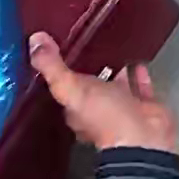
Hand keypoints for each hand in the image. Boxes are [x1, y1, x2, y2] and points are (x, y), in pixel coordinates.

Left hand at [28, 31, 177, 152]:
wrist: (145, 137)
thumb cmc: (105, 117)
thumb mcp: (71, 88)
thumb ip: (53, 66)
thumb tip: (34, 40)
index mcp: (77, 107)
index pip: (65, 86)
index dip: (61, 69)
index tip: (58, 48)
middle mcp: (98, 109)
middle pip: (91, 84)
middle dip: (90, 67)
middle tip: (87, 43)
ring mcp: (122, 107)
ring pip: (116, 84)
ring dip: (115, 69)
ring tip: (112, 46)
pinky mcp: (143, 105)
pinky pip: (139, 84)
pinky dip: (138, 73)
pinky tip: (137, 59)